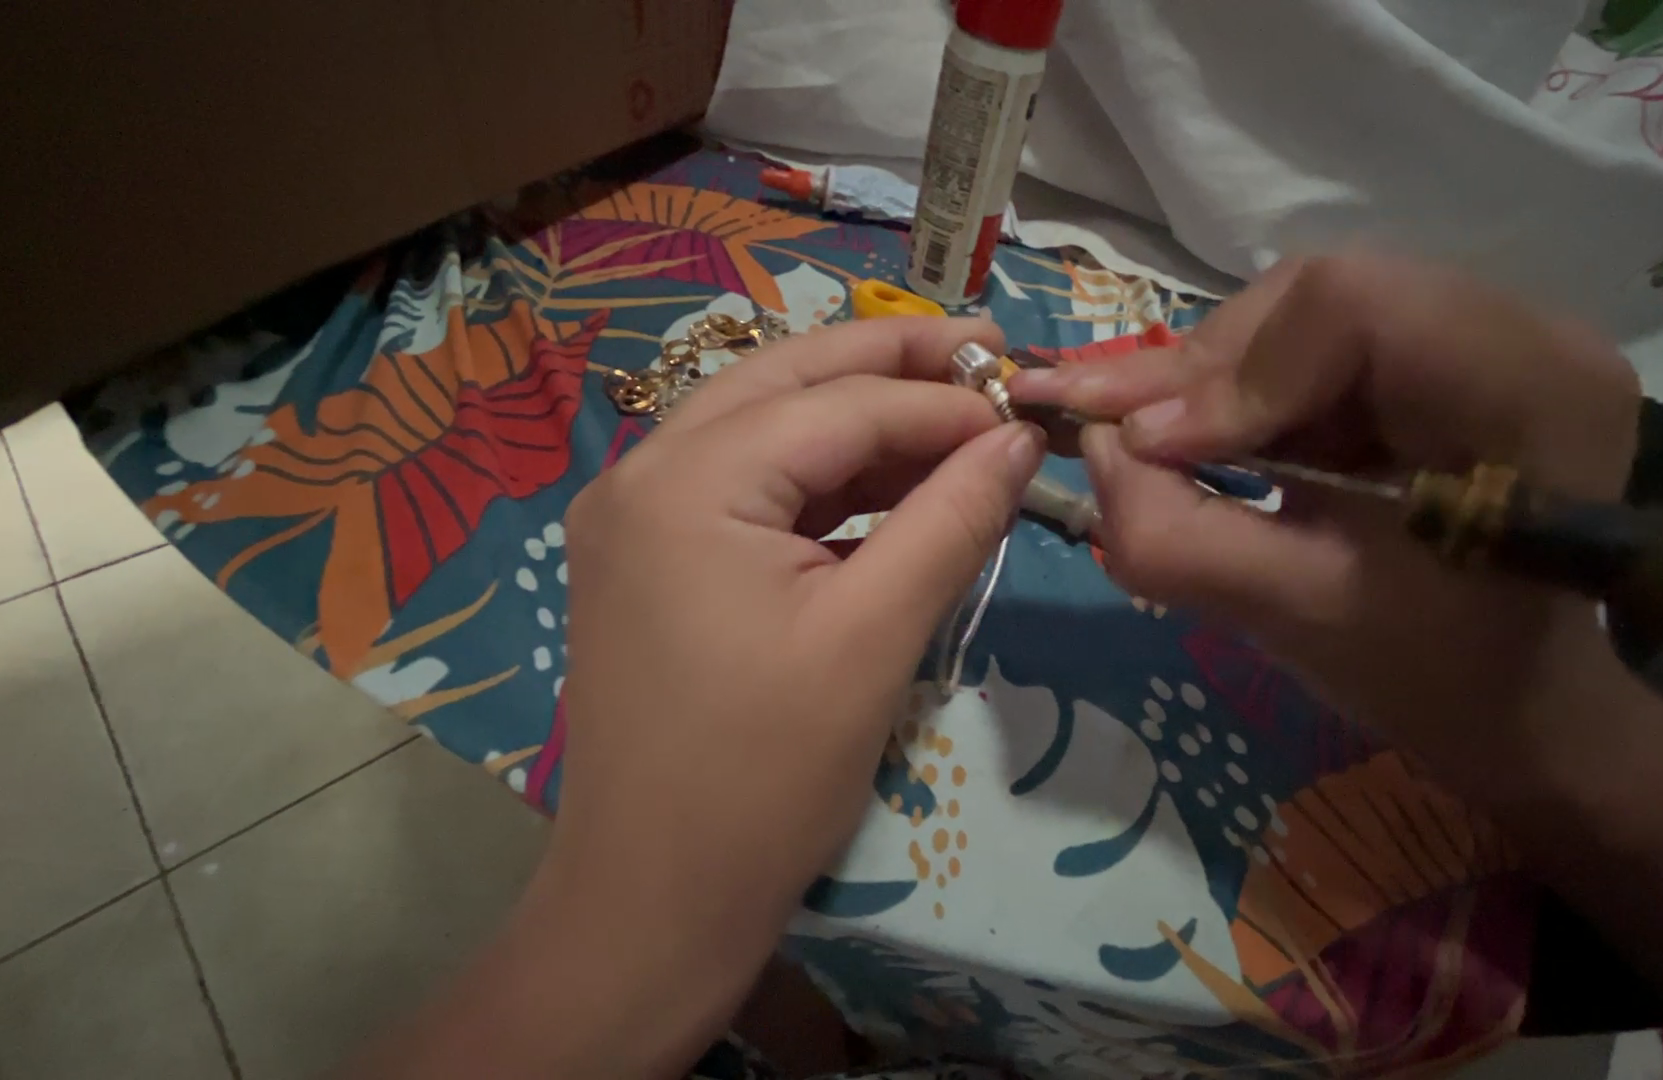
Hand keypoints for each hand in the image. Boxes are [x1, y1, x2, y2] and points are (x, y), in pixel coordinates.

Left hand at [538, 316, 1042, 1074]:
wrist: (655, 900)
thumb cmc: (765, 779)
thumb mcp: (875, 639)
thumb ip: (952, 520)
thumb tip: (1018, 440)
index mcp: (688, 481)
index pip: (839, 405)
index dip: (942, 403)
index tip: (1024, 415)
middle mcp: (644, 472)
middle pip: (787, 380)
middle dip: (893, 367)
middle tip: (988, 358)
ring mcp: (638, 513)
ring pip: (767, 426)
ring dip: (861, 421)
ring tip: (953, 421)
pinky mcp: (654, 555)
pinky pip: (750, 486)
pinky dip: (824, 478)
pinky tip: (890, 486)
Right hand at [1007, 256, 1641, 791]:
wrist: (1512, 689)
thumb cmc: (1427, 671)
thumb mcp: (1292, 615)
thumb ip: (1178, 536)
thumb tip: (1096, 443)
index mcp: (1523, 391)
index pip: (1352, 307)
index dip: (1234, 372)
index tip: (1152, 448)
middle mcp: (1510, 332)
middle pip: (1307, 300)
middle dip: (1192, 373)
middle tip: (1095, 418)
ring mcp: (1465, 338)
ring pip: (1288, 318)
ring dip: (1195, 382)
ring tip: (1124, 430)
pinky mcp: (1415, 362)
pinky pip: (1295, 348)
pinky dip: (1220, 395)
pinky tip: (1173, 432)